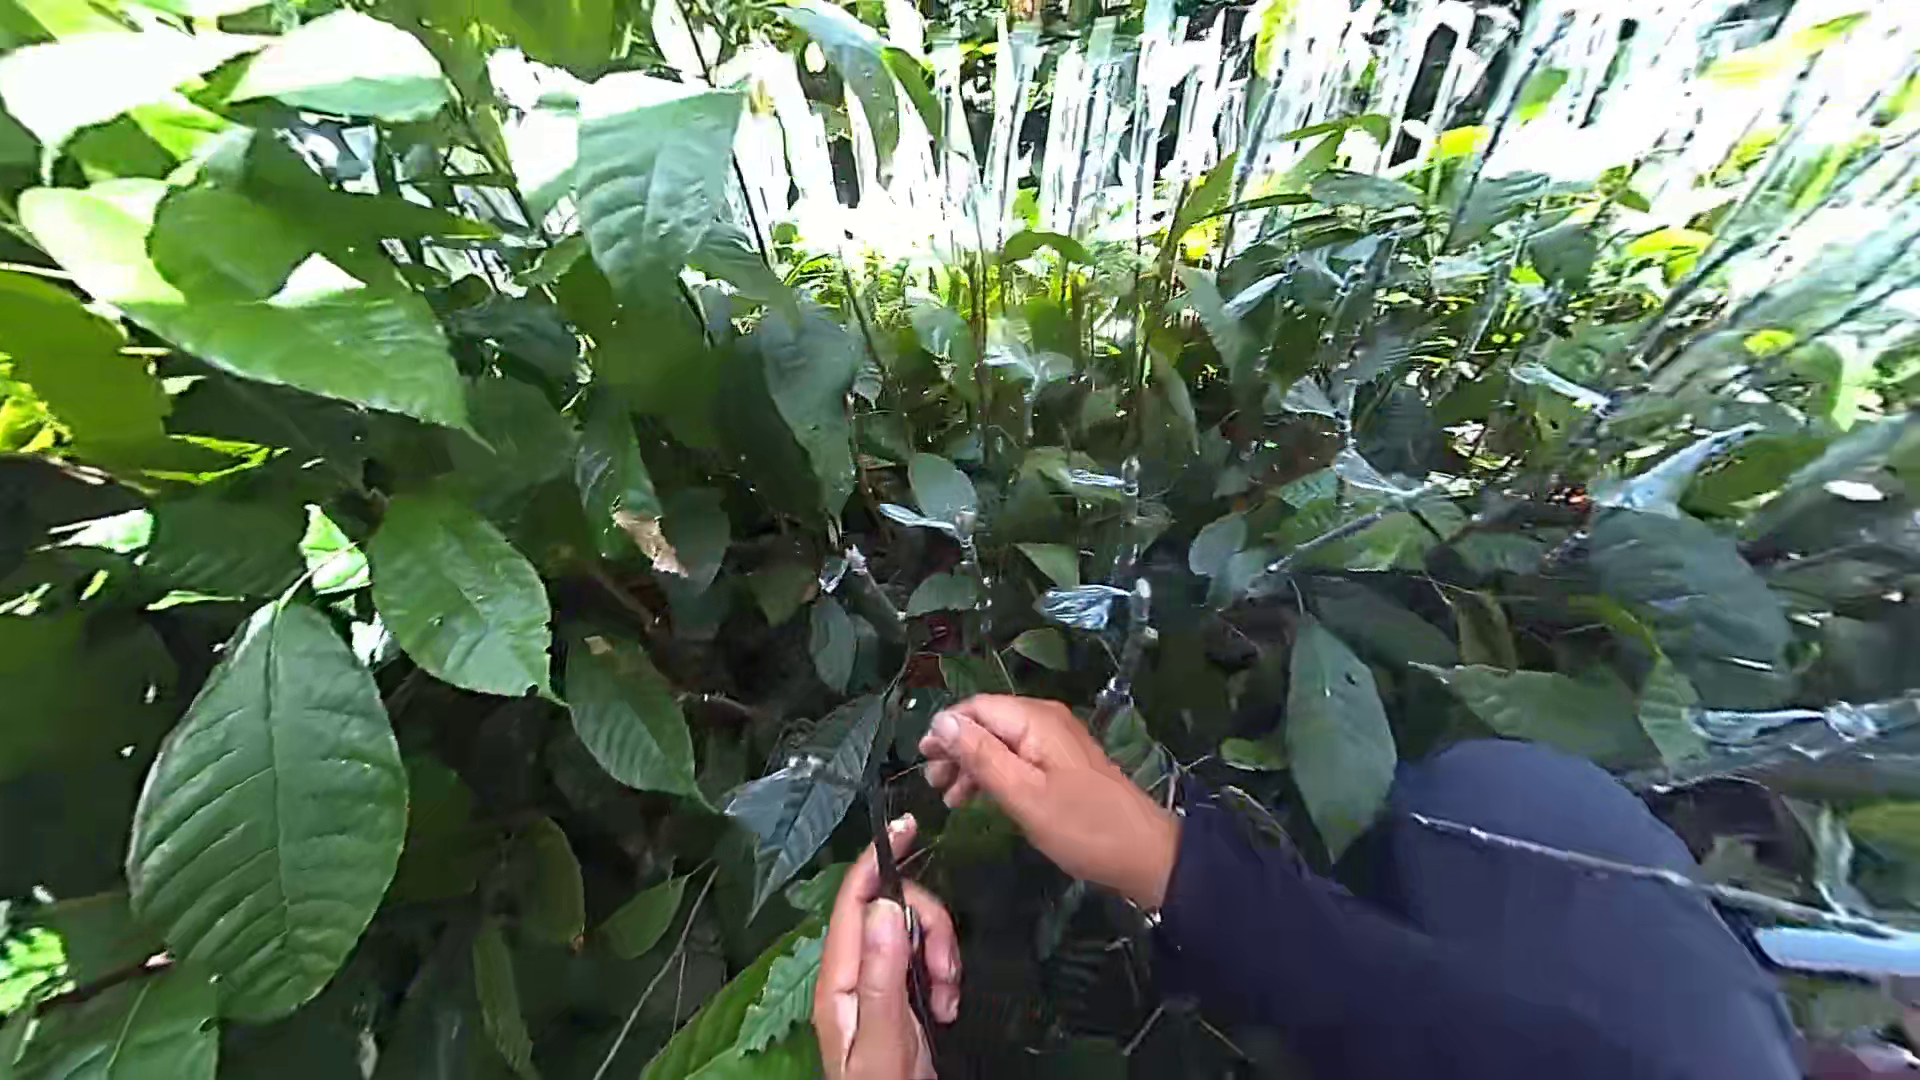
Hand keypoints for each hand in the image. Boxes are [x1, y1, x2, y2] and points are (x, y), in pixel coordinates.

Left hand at [813, 814, 960, 1079]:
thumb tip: (883, 903)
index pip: (852, 899)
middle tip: (945, 967)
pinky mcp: (900, 986)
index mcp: (839, 978)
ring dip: (940, 949)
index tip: (907, 828)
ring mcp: (878, 976)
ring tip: (949, 993)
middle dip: (927, 923)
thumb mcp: (884, 1045)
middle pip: (891, 906)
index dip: (876, 858)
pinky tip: (948, 1000)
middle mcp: (855, 968)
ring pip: (912, 926)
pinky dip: (944, 966)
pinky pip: (925, 950)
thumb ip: (883, 976)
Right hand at [919, 695, 1179, 909]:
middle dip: (956, 748)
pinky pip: (1017, 756)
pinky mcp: (1059, 760)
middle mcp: (1043, 719)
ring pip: (999, 740)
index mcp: (1034, 719)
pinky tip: (976, 798)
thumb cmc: (1081, 826)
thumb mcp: (1023, 794)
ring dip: (971, 764)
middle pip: (986, 722)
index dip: (946, 729)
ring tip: (949, 797)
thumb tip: (941, 721)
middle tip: (932, 782)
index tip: (923, 758)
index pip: (976, 708)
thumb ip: (980, 755)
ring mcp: (1053, 739)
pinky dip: (994, 773)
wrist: (1144, 854)